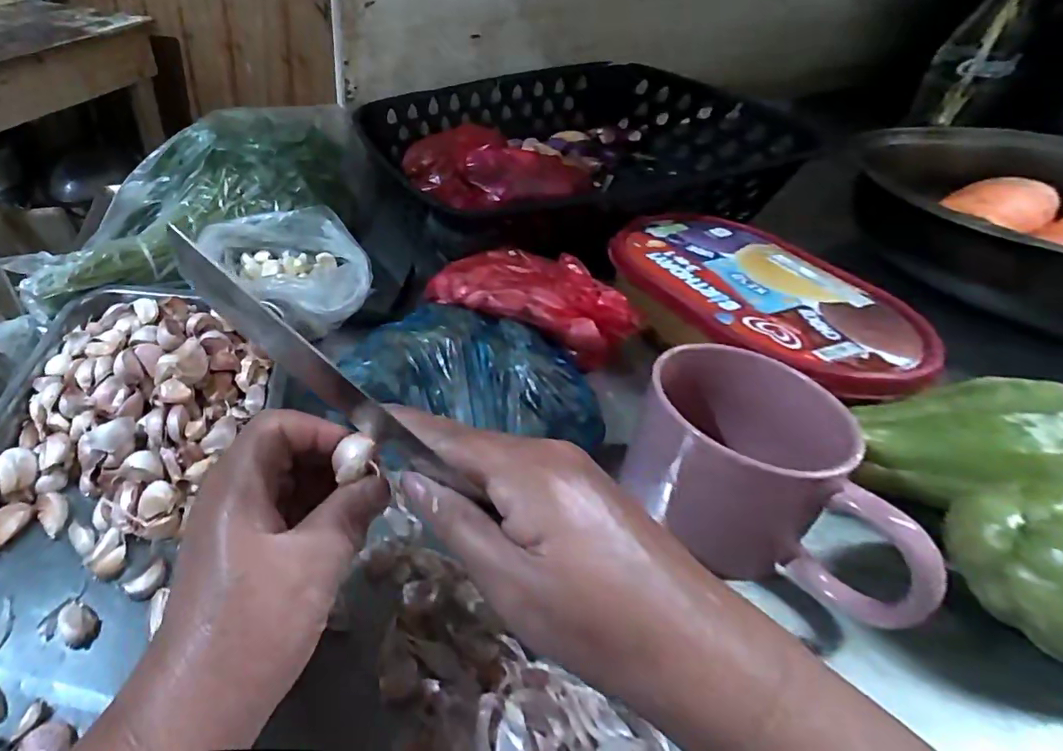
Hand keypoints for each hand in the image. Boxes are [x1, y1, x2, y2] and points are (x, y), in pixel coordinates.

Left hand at [82, 410, 387, 750]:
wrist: (197, 707)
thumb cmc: (253, 624)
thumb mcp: (313, 562)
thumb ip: (350, 510)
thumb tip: (382, 478)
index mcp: (235, 481)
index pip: (277, 425)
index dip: (321, 430)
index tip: (362, 454)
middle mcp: (230, 494)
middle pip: (282, 452)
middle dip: (330, 461)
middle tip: (371, 485)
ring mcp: (234, 526)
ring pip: (285, 485)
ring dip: (326, 491)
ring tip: (365, 512)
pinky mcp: (242, 555)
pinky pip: (282, 516)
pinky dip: (314, 517)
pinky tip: (344, 537)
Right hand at [390, 408, 729, 698]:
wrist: (695, 645)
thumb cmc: (591, 621)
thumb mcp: (509, 582)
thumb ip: (455, 523)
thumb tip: (411, 479)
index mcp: (525, 467)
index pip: (449, 436)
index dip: (406, 427)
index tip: (367, 418)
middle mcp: (549, 451)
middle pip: (475, 446)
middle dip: (434, 459)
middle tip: (392, 480)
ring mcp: (574, 466)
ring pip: (502, 462)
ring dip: (467, 479)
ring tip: (435, 506)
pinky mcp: (589, 487)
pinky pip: (527, 476)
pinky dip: (497, 490)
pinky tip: (489, 521)